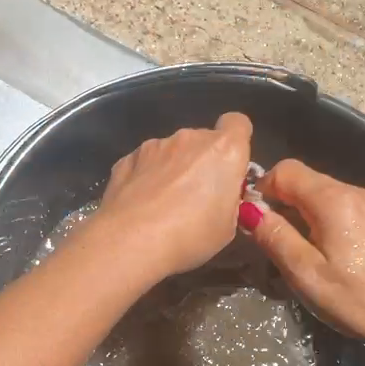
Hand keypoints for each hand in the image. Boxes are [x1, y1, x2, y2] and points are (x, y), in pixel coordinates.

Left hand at [87, 112, 253, 279]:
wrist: (131, 241)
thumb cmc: (190, 235)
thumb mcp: (227, 226)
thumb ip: (228, 200)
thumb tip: (219, 196)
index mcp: (224, 149)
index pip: (237, 124)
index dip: (236, 142)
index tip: (229, 167)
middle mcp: (190, 138)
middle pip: (202, 141)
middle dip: (201, 162)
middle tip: (194, 197)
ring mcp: (154, 146)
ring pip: (170, 152)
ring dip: (171, 169)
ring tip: (161, 204)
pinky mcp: (126, 158)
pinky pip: (144, 163)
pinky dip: (145, 177)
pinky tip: (139, 204)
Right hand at [241, 160, 364, 361]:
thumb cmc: (360, 300)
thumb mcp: (306, 273)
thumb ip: (274, 237)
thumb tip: (247, 210)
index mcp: (333, 200)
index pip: (285, 170)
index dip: (261, 189)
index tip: (253, 223)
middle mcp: (355, 192)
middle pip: (304, 181)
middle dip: (278, 205)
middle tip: (270, 245)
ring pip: (321, 196)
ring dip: (299, 217)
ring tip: (295, 256)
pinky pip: (340, 209)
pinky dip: (321, 224)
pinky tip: (324, 257)